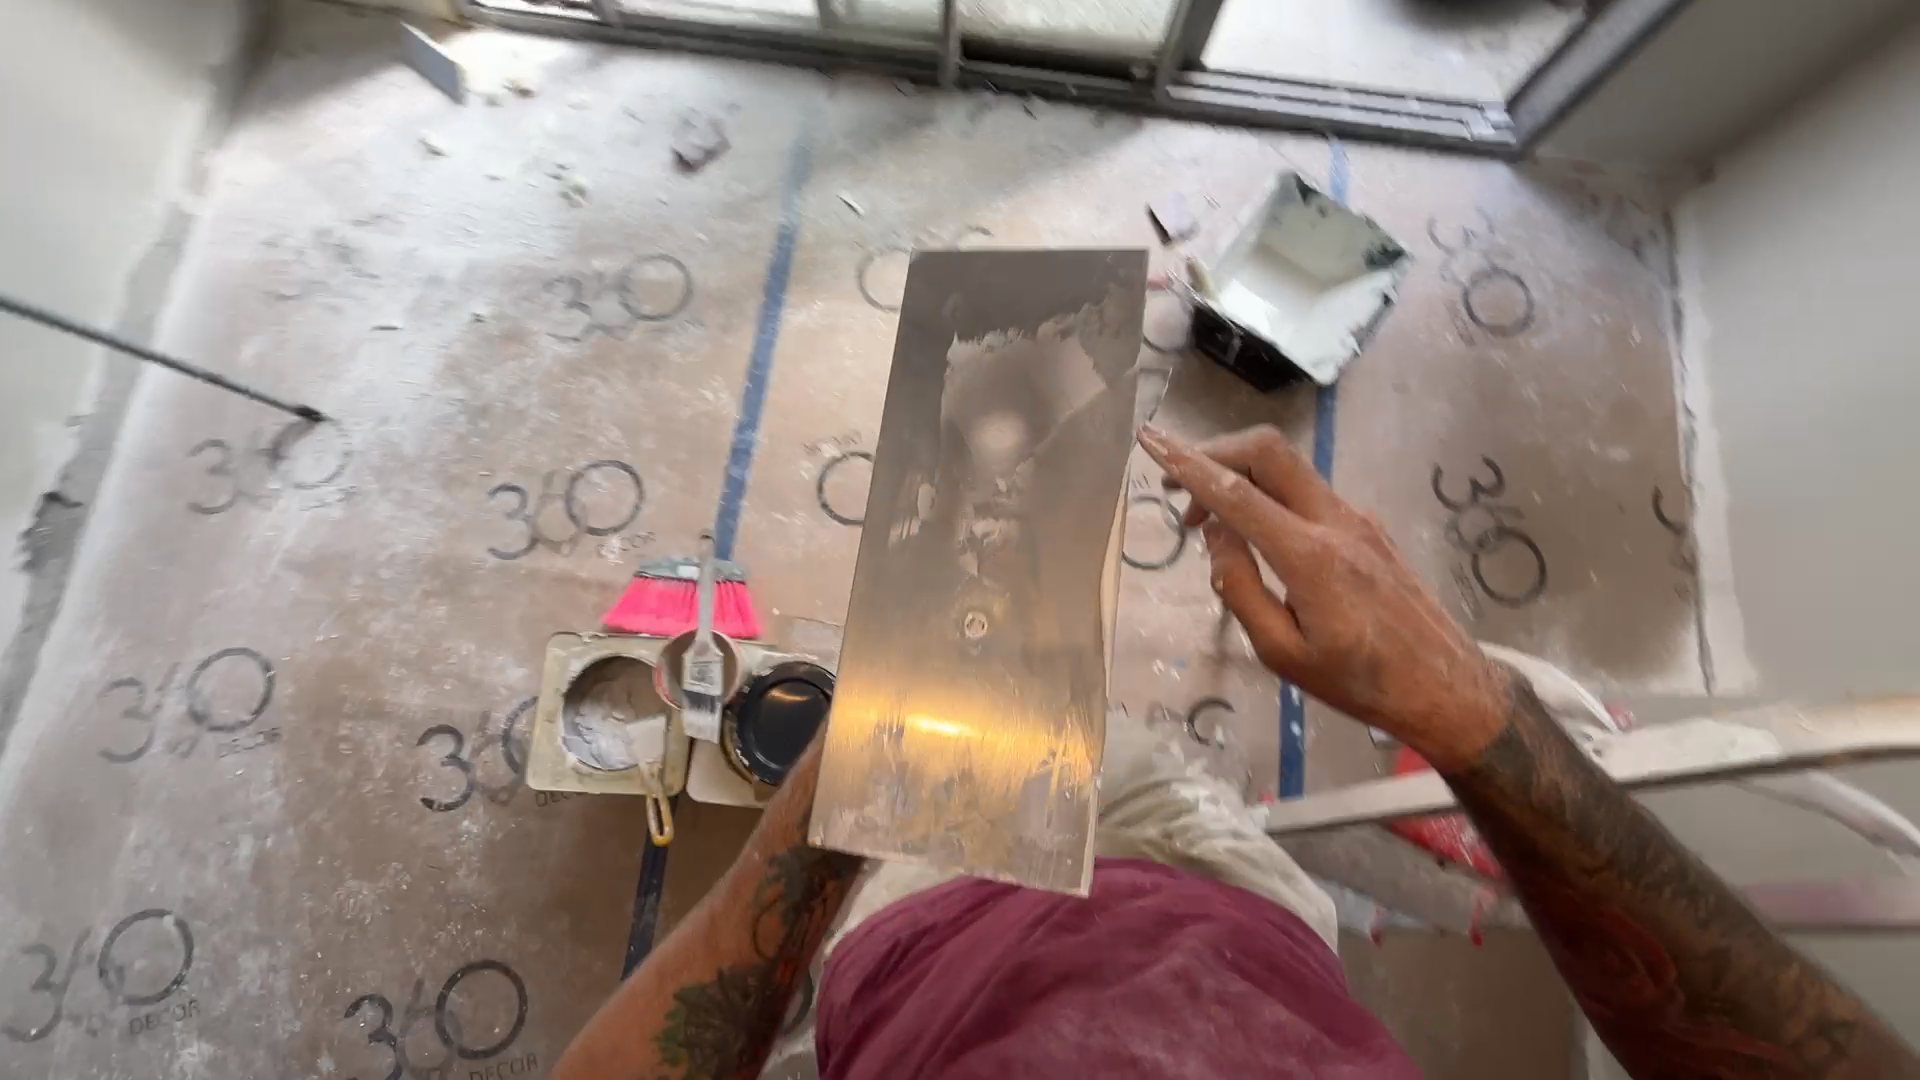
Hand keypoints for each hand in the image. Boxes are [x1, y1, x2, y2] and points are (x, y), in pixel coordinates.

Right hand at [1137, 423, 1508, 770]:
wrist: (1446, 686)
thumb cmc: (1356, 682)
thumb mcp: (1280, 652)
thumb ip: (1240, 587)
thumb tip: (1215, 533)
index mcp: (1310, 557)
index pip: (1236, 492)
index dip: (1187, 463)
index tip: (1150, 440)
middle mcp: (1335, 521)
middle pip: (1268, 451)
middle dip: (1213, 452)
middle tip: (1175, 483)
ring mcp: (1355, 518)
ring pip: (1286, 466)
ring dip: (1237, 476)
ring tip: (1204, 520)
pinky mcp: (1365, 525)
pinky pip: (1303, 491)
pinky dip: (1264, 495)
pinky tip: (1252, 536)